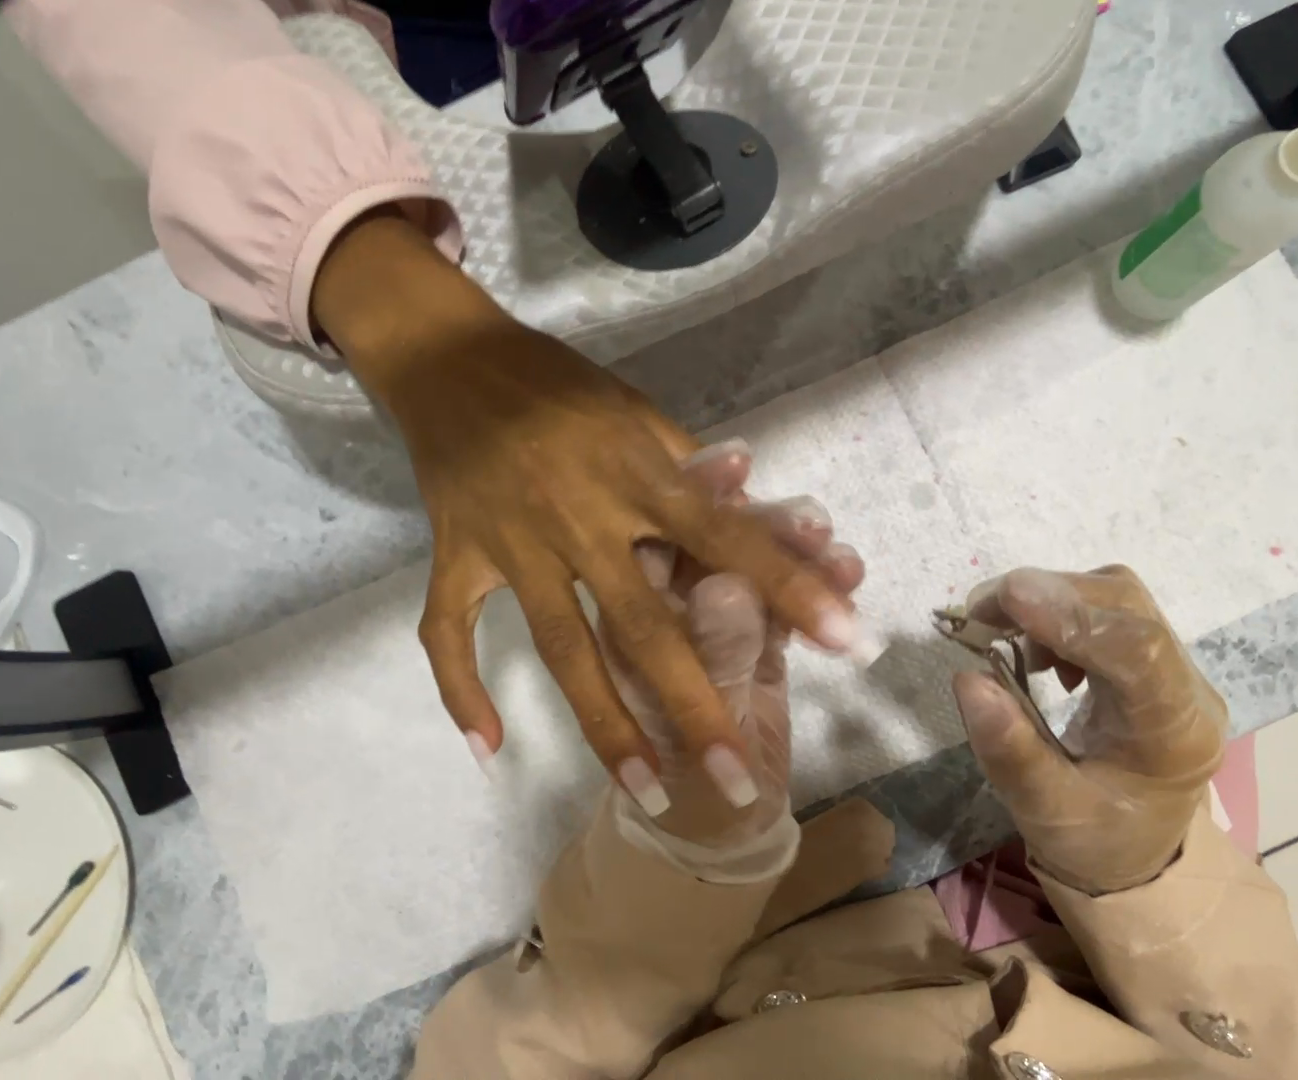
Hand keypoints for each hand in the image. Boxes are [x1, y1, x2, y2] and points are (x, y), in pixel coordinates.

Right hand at [310, 216, 857, 815]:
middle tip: (739, 780)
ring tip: (647, 792)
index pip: (726, 539)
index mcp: (635, 474)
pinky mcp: (453, 557)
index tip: (848, 639)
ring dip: (603, 725)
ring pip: (562, 648)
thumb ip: (693, 473)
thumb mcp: (640, 411)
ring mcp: (511, 545)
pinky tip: (487, 747)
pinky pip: (448, 633)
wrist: (448, 356)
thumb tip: (754, 517)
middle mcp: (579, 518)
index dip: (790, 587)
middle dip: (696, 703)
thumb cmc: (559, 381)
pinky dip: (461, 691)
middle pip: (645, 623)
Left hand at [601, 447, 863, 857]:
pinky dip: (820, 587)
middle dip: (761, 520)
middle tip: (807, 507)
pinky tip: (849, 570)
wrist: (719, 834)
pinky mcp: (761, 633)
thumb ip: (711, 663)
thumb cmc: (688, 793)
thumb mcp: (694, 739)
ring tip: (836, 542)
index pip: (655, 541)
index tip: (739, 466)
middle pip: (708, 541)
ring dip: (796, 549)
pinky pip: (789, 599)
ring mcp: (718, 616)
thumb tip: (725, 588)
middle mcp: (671, 607)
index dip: (694, 498)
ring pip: (753, 565)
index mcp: (629, 622)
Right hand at [950, 566, 1226, 893]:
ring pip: (1118, 597)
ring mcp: (1174, 667)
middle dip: (1050, 595)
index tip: (1007, 598)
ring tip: (1000, 629)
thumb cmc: (1093, 839)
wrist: (1133, 854)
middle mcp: (1187, 689)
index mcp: (1173, 734)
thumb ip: (1010, 751)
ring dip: (1051, 598)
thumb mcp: (1044, 810)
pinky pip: (1108, 609)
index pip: (1140, 651)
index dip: (1072, 616)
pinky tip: (1034, 649)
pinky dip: (1059, 611)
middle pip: (1128, 607)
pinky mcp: (1151, 657)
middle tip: (981, 613)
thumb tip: (969, 678)